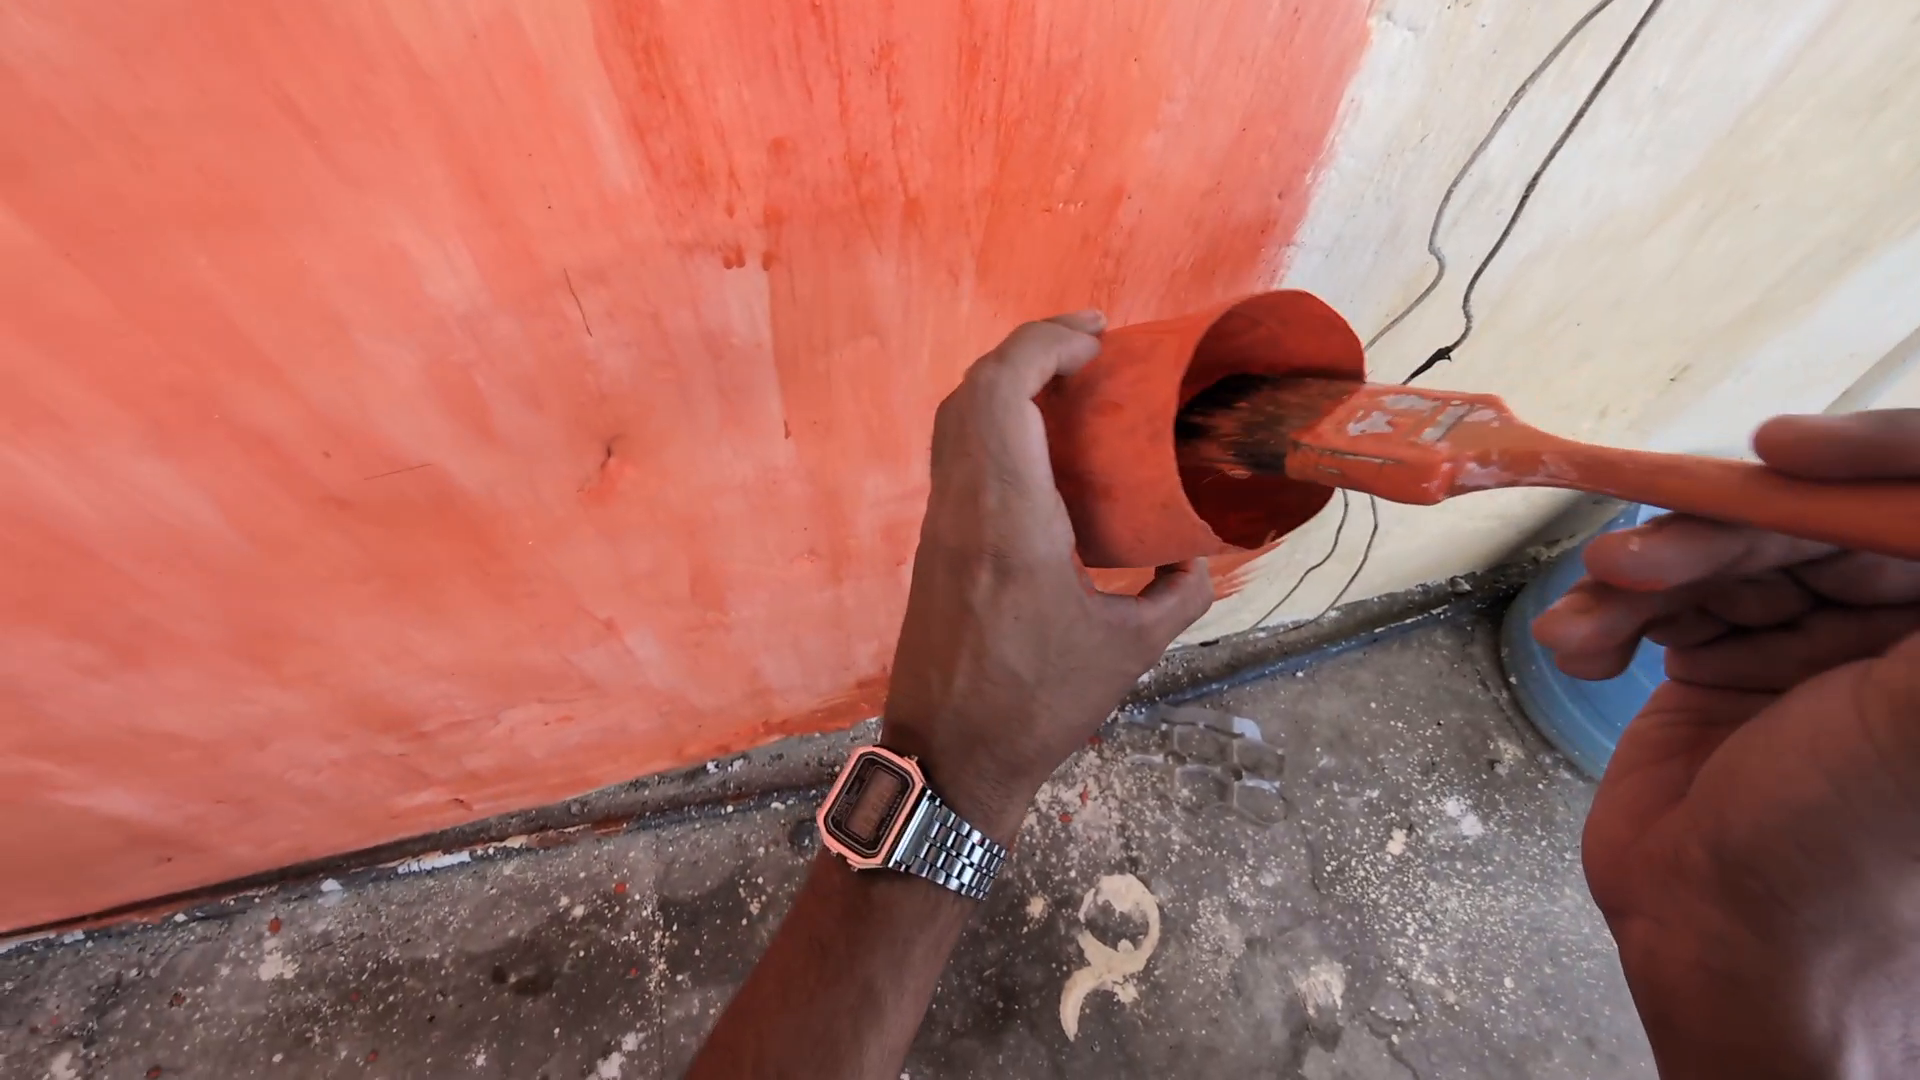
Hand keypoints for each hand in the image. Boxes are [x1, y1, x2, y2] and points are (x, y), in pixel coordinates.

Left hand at [882, 311, 1213, 842]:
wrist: (949, 755)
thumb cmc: (1038, 703)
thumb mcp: (1130, 649)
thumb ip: (1178, 595)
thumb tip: (1197, 560)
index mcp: (1010, 518)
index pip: (1001, 391)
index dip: (1042, 343)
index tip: (1094, 339)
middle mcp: (963, 506)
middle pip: (970, 390)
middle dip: (1027, 352)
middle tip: (1088, 355)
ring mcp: (939, 524)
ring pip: (954, 421)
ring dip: (1006, 387)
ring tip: (1067, 392)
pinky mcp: (933, 545)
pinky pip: (955, 457)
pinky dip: (992, 428)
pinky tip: (1040, 453)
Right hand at [1533, 410, 1919, 1077]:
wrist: (1724, 938)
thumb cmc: (1852, 846)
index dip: (1871, 460)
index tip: (1780, 449)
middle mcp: (1897, 630)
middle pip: (1800, 527)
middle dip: (1707, 539)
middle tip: (1628, 564)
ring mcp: (1801, 648)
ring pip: (1708, 564)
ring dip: (1632, 588)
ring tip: (1588, 624)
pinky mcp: (1710, 667)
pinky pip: (1649, 610)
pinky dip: (1602, 623)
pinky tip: (1582, 655)